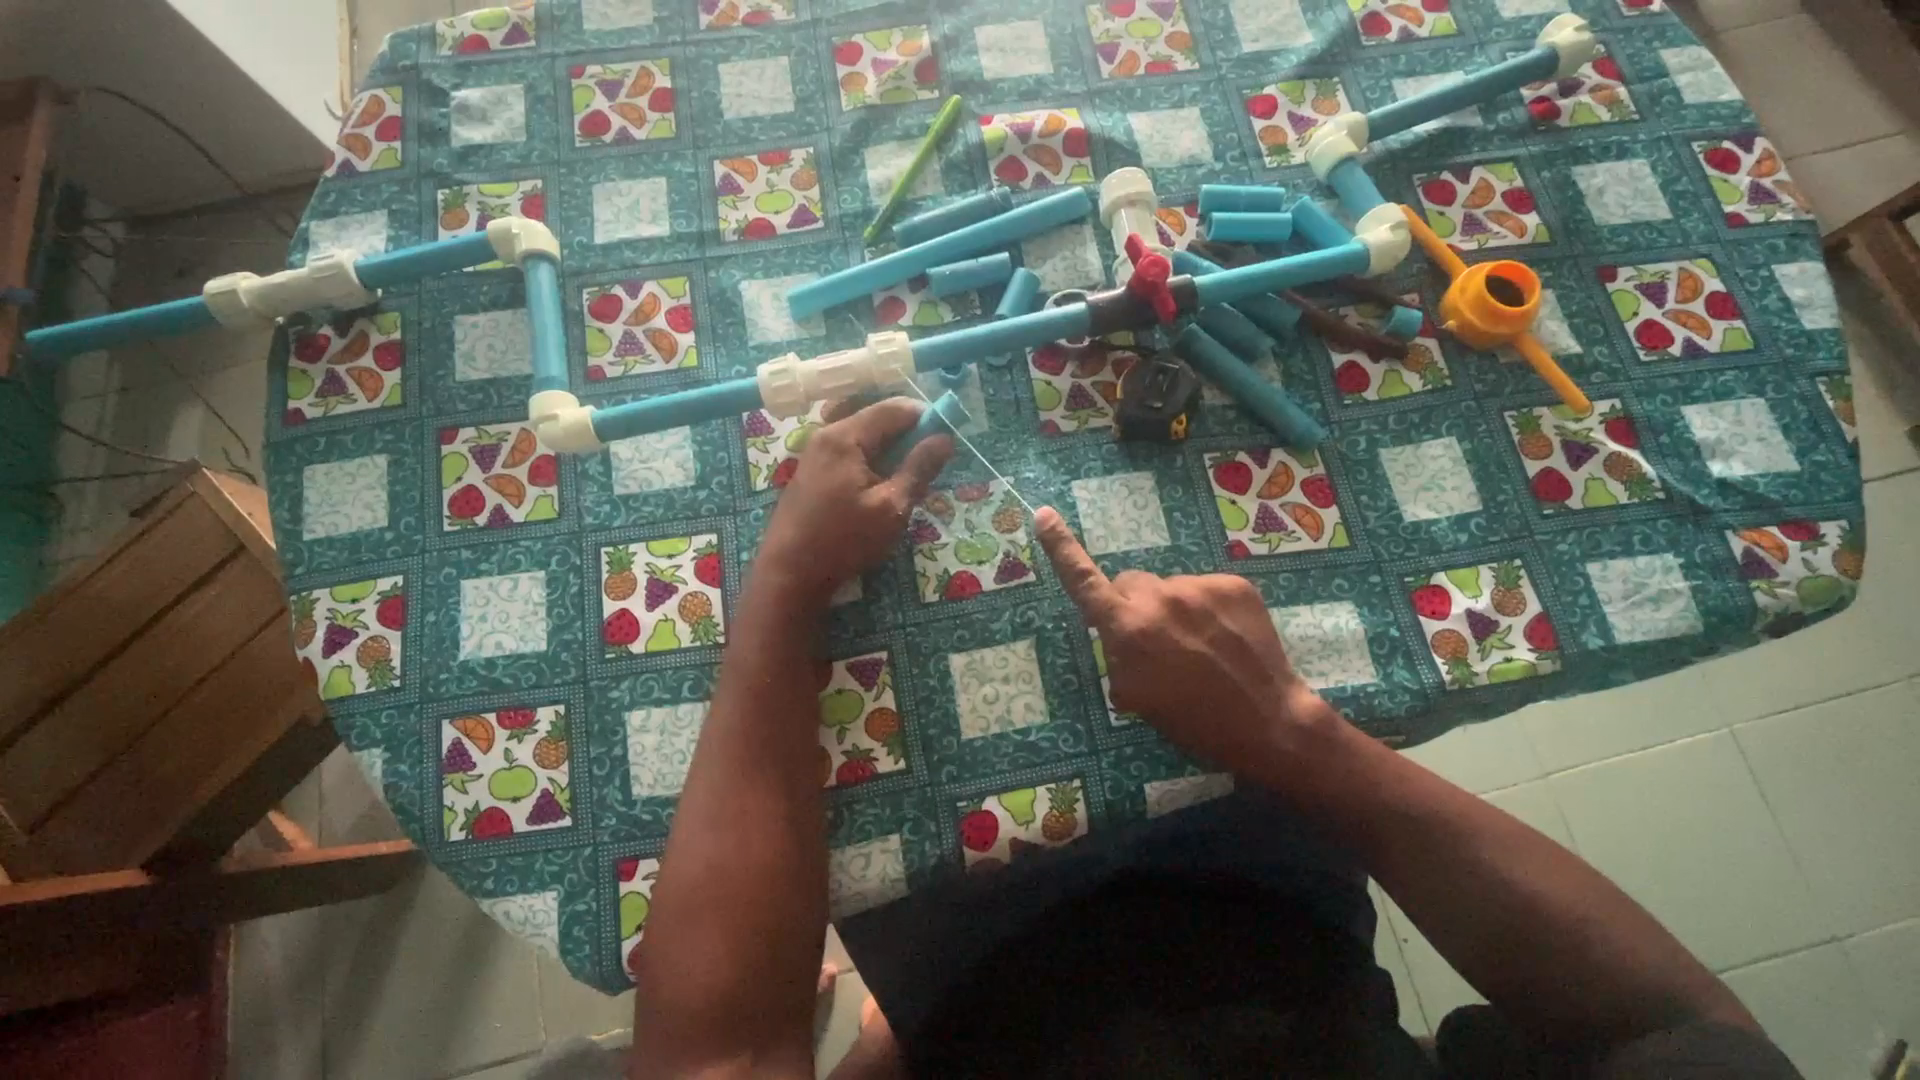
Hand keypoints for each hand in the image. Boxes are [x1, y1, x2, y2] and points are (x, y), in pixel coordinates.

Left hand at [756, 397, 953, 608]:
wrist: (788, 574)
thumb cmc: (844, 540)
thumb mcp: (892, 507)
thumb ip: (919, 468)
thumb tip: (945, 438)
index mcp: (845, 436)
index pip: (894, 408)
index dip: (925, 417)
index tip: (947, 438)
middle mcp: (826, 435)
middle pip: (876, 419)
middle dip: (908, 434)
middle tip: (930, 463)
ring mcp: (814, 454)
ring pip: (863, 437)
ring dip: (890, 450)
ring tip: (908, 479)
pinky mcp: (811, 473)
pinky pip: (849, 454)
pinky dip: (871, 462)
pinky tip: (881, 489)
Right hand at [1032, 506, 1334, 769]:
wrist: (1269, 722)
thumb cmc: (1193, 720)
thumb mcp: (1136, 696)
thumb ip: (1118, 654)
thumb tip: (1118, 634)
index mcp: (1128, 628)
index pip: (1084, 581)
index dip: (1060, 548)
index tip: (1043, 514)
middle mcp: (1160, 598)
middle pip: (1129, 584)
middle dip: (1132, 606)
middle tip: (1154, 643)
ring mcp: (1200, 587)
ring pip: (1169, 588)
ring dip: (1172, 609)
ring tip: (1199, 648)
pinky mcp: (1234, 585)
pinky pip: (1204, 589)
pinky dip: (1207, 609)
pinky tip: (1224, 639)